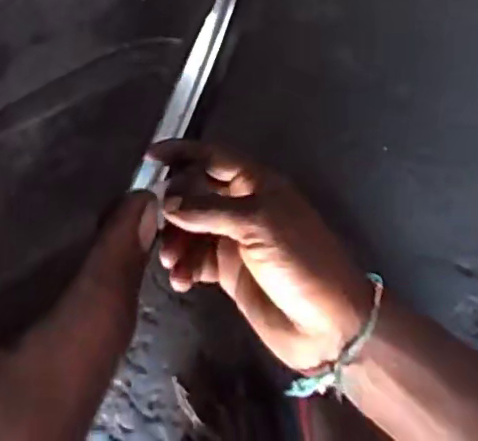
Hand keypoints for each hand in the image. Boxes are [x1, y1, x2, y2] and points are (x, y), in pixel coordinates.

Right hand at [151, 140, 373, 374]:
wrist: (328, 325)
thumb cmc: (299, 259)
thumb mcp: (257, 224)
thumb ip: (209, 210)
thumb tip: (167, 201)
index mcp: (254, 182)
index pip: (212, 156)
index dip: (182, 152)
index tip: (149, 156)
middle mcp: (241, 205)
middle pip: (195, 192)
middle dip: (173, 205)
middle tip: (155, 225)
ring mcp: (234, 238)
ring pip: (191, 228)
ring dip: (176, 241)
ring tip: (170, 262)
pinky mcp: (229, 270)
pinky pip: (196, 260)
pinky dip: (184, 267)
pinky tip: (180, 280)